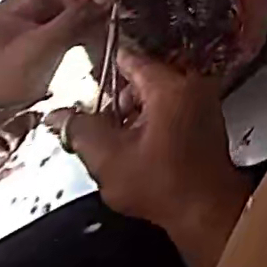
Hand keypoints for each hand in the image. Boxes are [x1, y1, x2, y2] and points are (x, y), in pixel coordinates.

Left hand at [0, 0, 108, 108]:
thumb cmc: (5, 77)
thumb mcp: (44, 44)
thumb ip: (76, 18)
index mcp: (19, 5)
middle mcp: (24, 14)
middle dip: (90, 3)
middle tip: (115, 9)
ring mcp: (30, 33)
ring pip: (67, 18)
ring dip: (88, 21)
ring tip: (109, 24)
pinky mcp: (37, 50)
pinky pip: (65, 34)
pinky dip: (81, 35)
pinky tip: (96, 40)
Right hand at [55, 53, 250, 233]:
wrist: (205, 206)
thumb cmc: (159, 182)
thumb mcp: (108, 158)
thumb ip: (81, 130)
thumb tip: (58, 114)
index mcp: (170, 85)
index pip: (133, 60)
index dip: (107, 65)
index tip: (88, 67)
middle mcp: (192, 83)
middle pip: (146, 78)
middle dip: (120, 99)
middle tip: (102, 125)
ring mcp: (204, 98)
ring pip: (160, 92)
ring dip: (138, 110)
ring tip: (120, 140)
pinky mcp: (208, 114)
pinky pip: (175, 104)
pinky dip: (156, 116)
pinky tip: (143, 143)